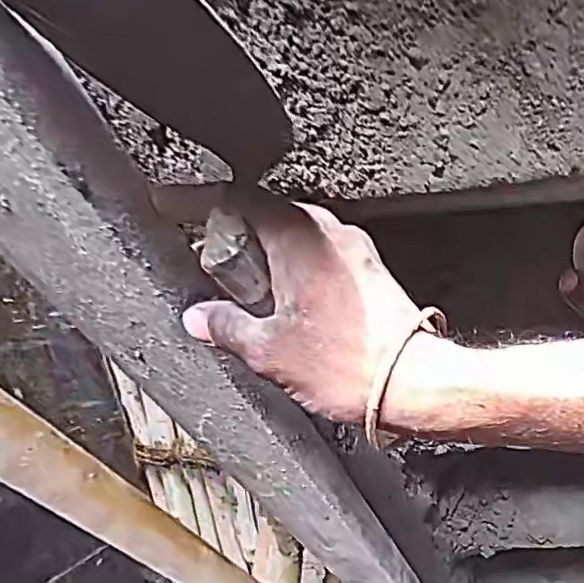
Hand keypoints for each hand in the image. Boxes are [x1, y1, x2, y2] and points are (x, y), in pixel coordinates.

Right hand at [181, 189, 435, 424]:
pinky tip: (295, 317)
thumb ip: (226, 327)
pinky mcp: (371, 276)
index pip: (233, 197)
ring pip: (296, 242)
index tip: (170, 206)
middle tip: (219, 279)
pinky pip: (323, 263)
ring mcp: (356, 253)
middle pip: (266, 218)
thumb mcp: (269, 351)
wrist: (413, 385)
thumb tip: (201, 317)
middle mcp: (331, 233)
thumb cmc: (352, 366)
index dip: (194, 202)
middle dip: (235, 243)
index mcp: (298, 235)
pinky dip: (299, 278)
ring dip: (269, 264)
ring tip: (259, 309)